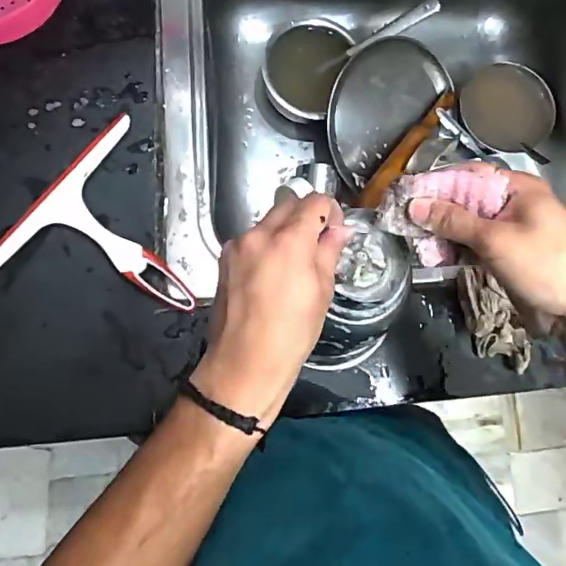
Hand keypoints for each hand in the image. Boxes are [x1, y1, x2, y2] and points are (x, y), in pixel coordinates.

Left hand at [191, 191, 349, 428]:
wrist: (244, 364)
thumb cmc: (289, 335)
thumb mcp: (321, 293)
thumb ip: (329, 252)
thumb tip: (340, 230)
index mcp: (289, 241)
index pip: (315, 201)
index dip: (330, 212)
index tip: (334, 229)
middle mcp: (259, 235)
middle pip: (289, 203)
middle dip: (306, 216)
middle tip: (317, 243)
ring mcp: (238, 245)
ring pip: (268, 220)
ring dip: (284, 231)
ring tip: (294, 265)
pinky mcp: (225, 258)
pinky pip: (251, 239)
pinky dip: (265, 246)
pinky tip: (271, 274)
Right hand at [408, 166, 565, 330]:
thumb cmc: (544, 266)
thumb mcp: (495, 240)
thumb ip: (453, 221)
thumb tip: (415, 205)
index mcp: (520, 188)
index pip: (471, 174)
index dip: (439, 182)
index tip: (409, 192)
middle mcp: (515, 203)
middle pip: (468, 199)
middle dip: (438, 210)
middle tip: (406, 219)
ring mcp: (512, 229)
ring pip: (469, 223)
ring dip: (445, 232)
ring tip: (416, 240)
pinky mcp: (509, 253)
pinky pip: (476, 243)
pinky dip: (457, 248)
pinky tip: (435, 256)